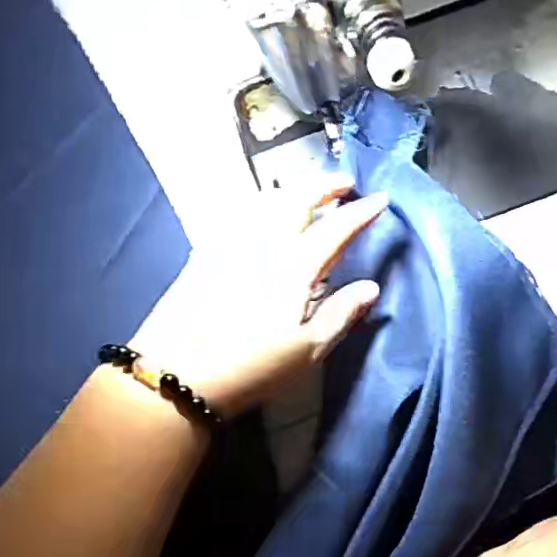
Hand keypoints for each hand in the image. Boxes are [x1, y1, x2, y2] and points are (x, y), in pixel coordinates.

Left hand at [131, 179, 387, 416]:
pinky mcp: (203, 257)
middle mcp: (261, 246)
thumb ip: (340, 315)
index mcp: (293, 268)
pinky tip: (259, 217)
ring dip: (290, 192)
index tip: (380, 199)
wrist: (176, 374)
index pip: (334, 229)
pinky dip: (258, 207)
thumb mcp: (306, 351)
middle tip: (344, 182)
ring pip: (263, 203)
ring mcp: (228, 246)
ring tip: (305, 195)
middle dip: (323, 186)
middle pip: (295, 201)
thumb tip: (371, 287)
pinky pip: (237, 217)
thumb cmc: (251, 368)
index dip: (360, 212)